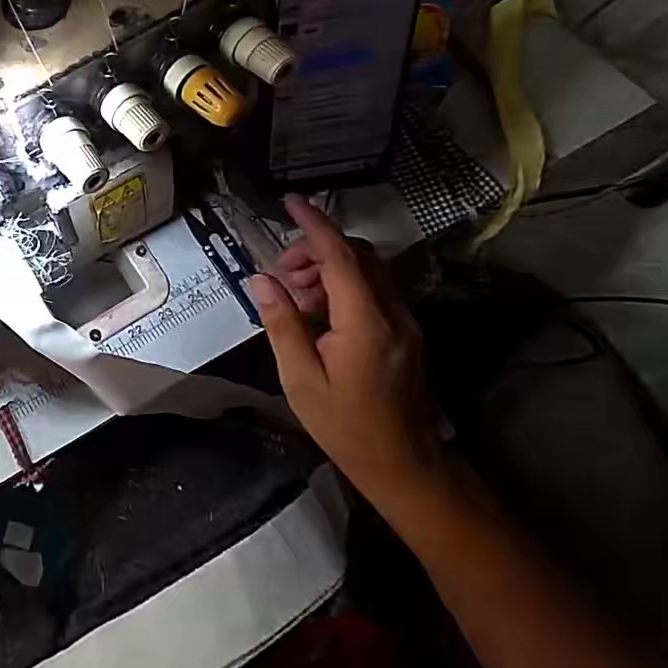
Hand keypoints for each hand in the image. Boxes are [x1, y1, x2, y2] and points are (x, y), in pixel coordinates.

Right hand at [248, 197, 443, 501]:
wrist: (406, 466)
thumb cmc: (346, 426)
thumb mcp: (300, 379)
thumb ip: (282, 324)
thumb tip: (262, 281)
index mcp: (365, 322)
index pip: (340, 256)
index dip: (314, 225)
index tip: (291, 202)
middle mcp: (392, 313)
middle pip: (355, 257)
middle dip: (313, 251)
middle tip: (279, 274)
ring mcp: (403, 323)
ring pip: (365, 272)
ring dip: (326, 270)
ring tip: (292, 297)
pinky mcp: (404, 334)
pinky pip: (371, 293)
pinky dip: (341, 288)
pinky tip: (316, 314)